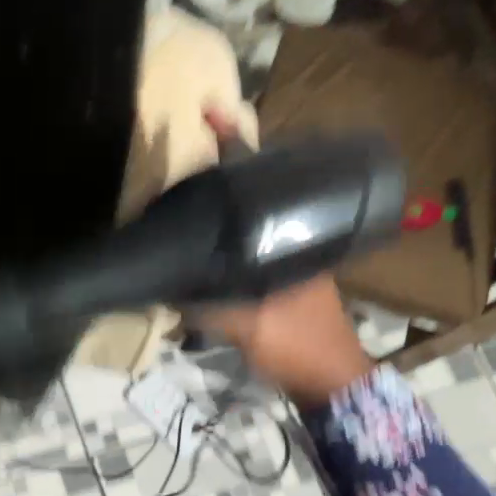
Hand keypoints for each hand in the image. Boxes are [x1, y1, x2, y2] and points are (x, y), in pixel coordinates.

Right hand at [186, 105, 374, 406]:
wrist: (331, 382)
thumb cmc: (299, 345)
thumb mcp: (250, 324)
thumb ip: (209, 304)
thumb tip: (164, 286)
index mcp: (296, 237)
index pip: (264, 180)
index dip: (236, 146)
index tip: (210, 113)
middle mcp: (295, 239)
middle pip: (258, 195)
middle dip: (225, 173)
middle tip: (187, 159)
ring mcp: (289, 262)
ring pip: (252, 222)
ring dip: (223, 208)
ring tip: (185, 197)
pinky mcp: (279, 284)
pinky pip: (246, 250)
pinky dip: (222, 242)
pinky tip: (198, 249)